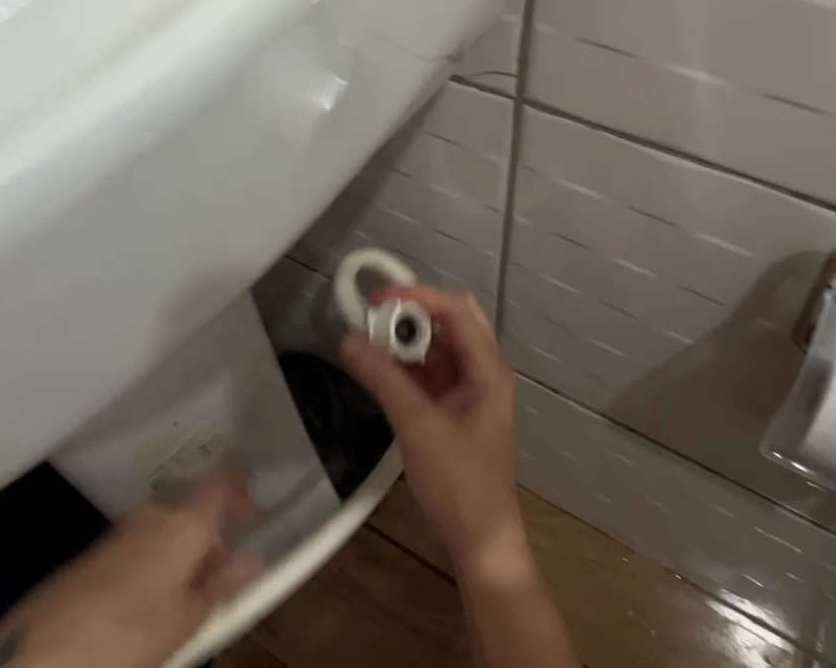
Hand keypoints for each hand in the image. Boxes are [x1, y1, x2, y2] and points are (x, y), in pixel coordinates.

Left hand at [0, 472, 258, 667]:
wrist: (44, 648)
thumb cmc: (131, 630)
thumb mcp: (188, 618)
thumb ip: (223, 584)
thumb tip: (253, 561)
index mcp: (185, 522)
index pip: (221, 480)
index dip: (240, 490)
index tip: (251, 517)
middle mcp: (154, 513)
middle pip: (193, 508)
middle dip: (210, 536)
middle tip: (220, 577)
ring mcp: (121, 529)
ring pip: (165, 527)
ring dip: (181, 552)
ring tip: (185, 597)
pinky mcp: (96, 550)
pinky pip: (140, 543)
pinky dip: (154, 561)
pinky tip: (148, 601)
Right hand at [339, 287, 527, 581]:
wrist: (480, 540)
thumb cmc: (458, 481)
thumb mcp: (417, 425)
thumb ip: (382, 378)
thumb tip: (347, 339)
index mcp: (488, 369)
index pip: (456, 310)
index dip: (418, 296)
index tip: (377, 300)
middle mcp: (483, 371)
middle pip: (451, 322)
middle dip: (412, 314)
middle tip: (373, 317)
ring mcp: (470, 391)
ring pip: (438, 347)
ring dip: (406, 341)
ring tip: (368, 341)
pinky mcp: (455, 410)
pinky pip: (430, 373)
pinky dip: (405, 366)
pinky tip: (378, 368)